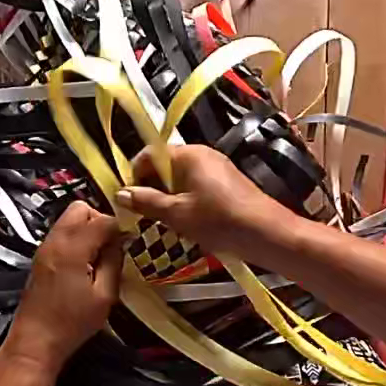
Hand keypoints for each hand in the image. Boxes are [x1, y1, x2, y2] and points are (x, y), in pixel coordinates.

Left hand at [0, 201, 123, 372]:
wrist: (35, 341)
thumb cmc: (72, 323)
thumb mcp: (105, 295)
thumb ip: (114, 262)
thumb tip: (121, 241)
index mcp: (72, 248)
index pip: (103, 219)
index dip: (120, 227)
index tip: (130, 241)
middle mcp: (55, 240)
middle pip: (81, 208)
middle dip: (100, 221)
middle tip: (112, 245)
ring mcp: (44, 248)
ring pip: (69, 219)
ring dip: (88, 229)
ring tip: (100, 256)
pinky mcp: (40, 257)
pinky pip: (62, 234)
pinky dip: (77, 239)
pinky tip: (86, 263)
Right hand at [114, 144, 290, 254]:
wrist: (266, 233)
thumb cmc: (218, 220)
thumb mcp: (176, 214)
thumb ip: (146, 202)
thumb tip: (120, 193)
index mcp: (187, 154)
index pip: (148, 154)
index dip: (134, 176)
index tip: (130, 201)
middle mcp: (201, 153)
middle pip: (164, 165)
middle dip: (152, 188)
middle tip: (147, 215)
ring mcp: (216, 167)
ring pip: (179, 178)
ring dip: (169, 197)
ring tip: (168, 222)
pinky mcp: (226, 182)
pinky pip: (196, 185)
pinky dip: (186, 200)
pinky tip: (189, 222)